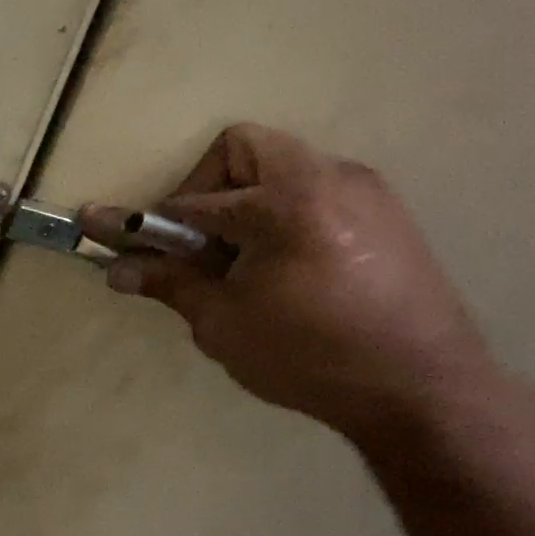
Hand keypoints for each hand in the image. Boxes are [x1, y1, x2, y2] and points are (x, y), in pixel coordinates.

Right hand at [98, 123, 501, 438]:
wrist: (417, 385)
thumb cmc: (306, 355)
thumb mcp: (223, 323)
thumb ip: (171, 284)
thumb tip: (118, 270)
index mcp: (286, 203)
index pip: (191, 202)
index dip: (146, 225)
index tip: (119, 244)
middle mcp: (329, 178)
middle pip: (243, 149)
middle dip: (202, 191)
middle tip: (193, 247)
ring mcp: (363, 191)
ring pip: (280, 168)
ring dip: (242, 204)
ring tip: (236, 265)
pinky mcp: (382, 213)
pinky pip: (312, 192)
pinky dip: (278, 216)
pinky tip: (278, 271)